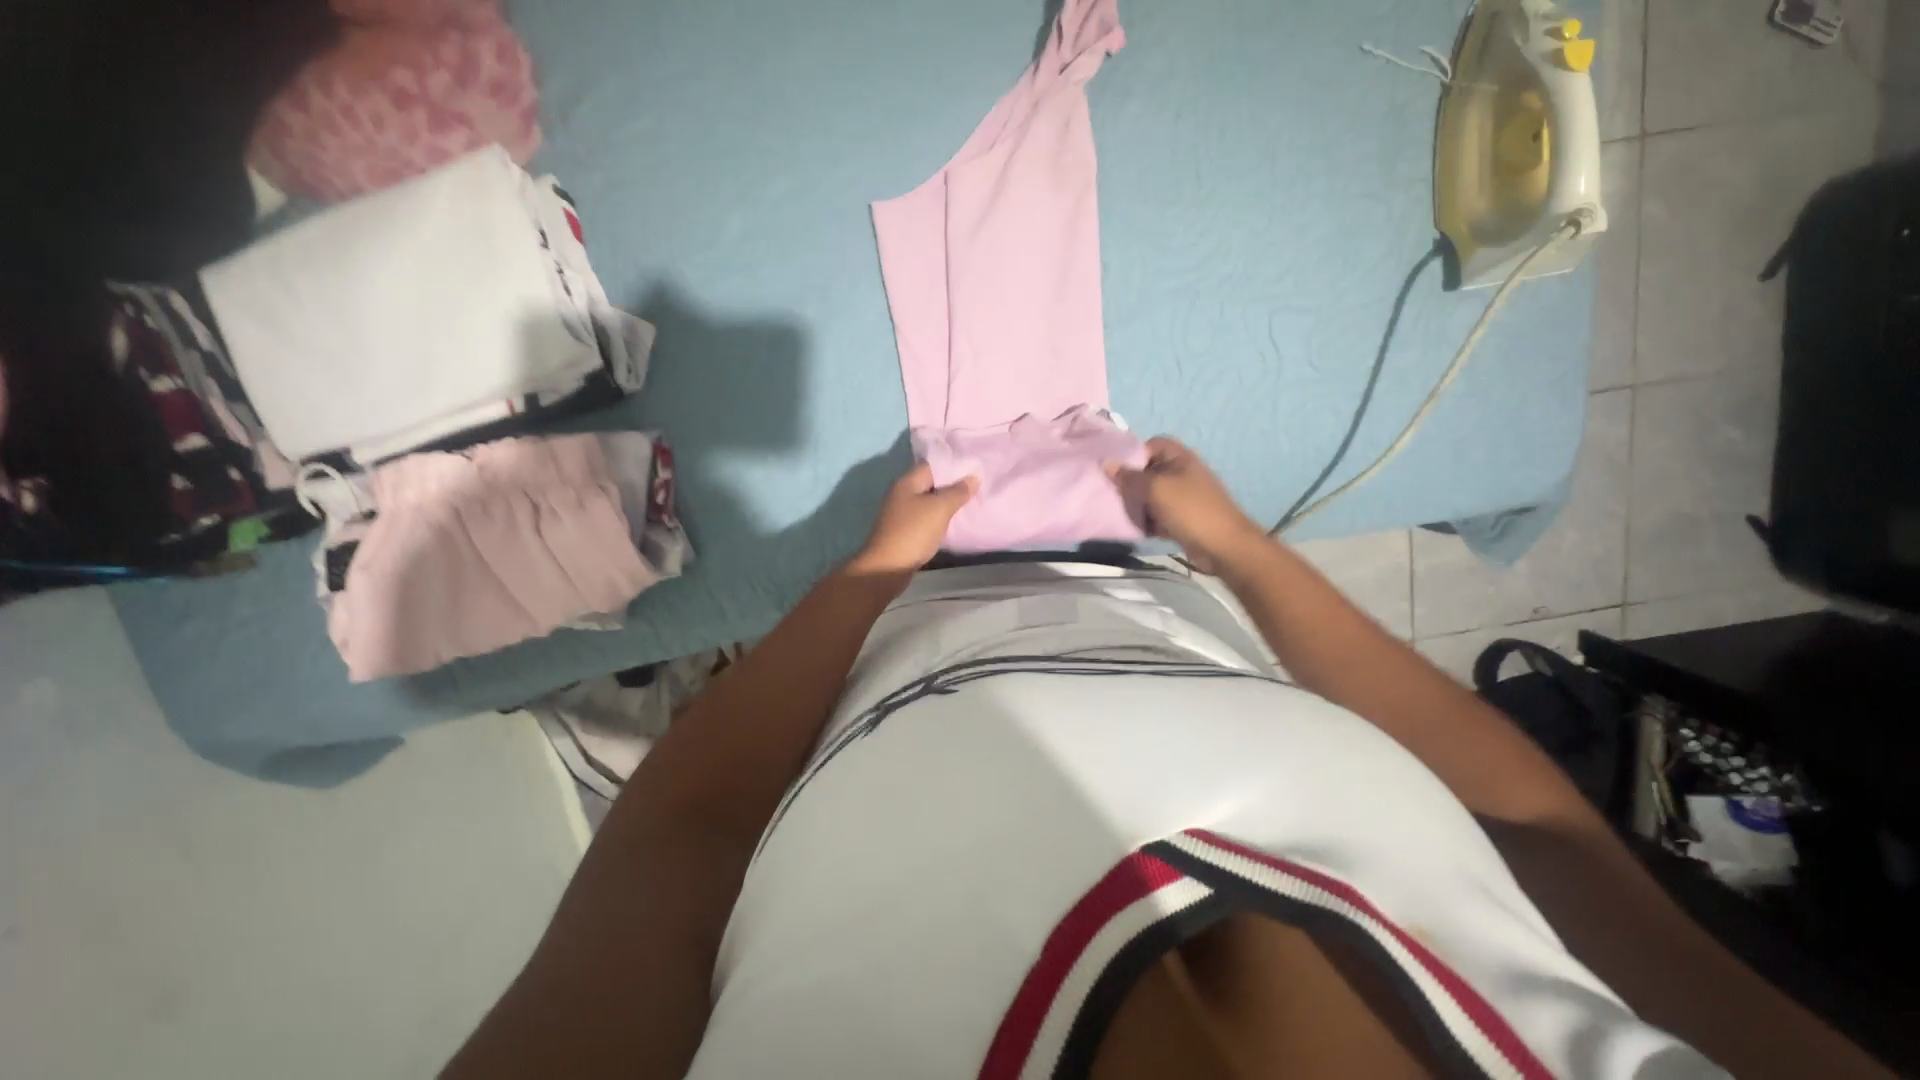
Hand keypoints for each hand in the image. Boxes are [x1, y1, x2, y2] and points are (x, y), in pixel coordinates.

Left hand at [848, 463, 977, 576]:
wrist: (888, 567)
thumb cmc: (914, 532)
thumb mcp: (939, 508)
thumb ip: (957, 492)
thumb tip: (974, 477)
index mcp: (907, 482)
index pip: (932, 465)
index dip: (953, 465)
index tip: (974, 467)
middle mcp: (902, 493)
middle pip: (931, 483)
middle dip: (952, 484)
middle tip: (977, 485)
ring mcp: (901, 513)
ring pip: (929, 502)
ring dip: (946, 503)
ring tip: (970, 502)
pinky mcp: (904, 530)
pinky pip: (926, 518)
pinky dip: (939, 518)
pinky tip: (954, 522)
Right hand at [1108, 437, 1268, 574]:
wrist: (1223, 546)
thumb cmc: (1190, 509)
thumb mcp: (1156, 489)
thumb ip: (1129, 477)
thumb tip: (1107, 464)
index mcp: (1179, 458)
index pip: (1151, 445)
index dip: (1133, 454)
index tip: (1115, 470)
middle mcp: (1181, 473)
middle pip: (1148, 472)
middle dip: (1130, 483)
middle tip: (1112, 494)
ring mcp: (1183, 498)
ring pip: (1151, 496)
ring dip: (1136, 504)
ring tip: (1119, 513)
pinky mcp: (1181, 519)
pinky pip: (1157, 515)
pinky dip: (1147, 521)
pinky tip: (1134, 529)